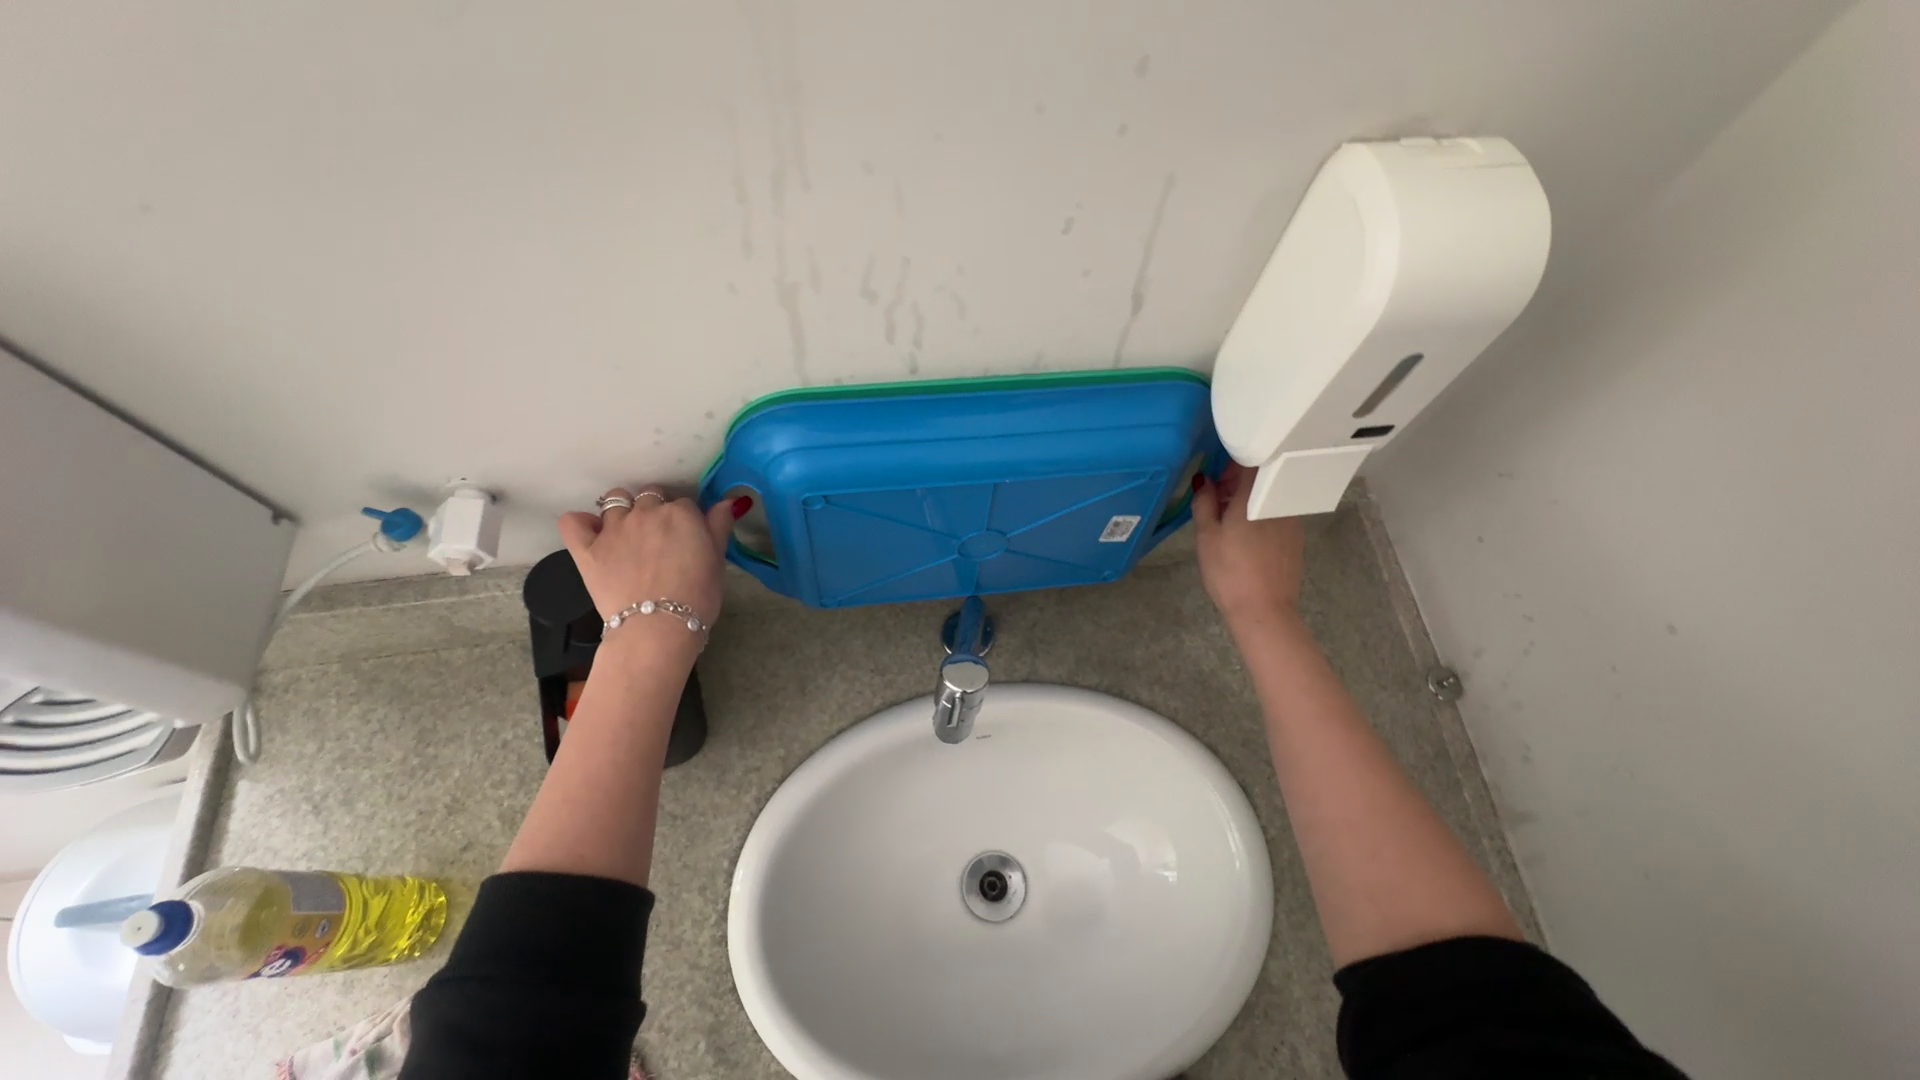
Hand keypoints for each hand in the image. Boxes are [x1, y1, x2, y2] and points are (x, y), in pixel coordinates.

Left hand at [557, 487, 747, 648]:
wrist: (658, 627)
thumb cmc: (697, 598)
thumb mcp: (718, 561)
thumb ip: (720, 526)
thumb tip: (729, 501)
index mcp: (681, 513)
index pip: (684, 504)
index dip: (686, 521)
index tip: (687, 540)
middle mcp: (646, 512)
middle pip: (650, 495)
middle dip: (656, 510)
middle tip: (660, 540)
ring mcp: (613, 528)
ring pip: (615, 500)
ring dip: (623, 511)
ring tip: (629, 535)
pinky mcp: (587, 548)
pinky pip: (573, 521)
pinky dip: (581, 523)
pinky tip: (591, 533)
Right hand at [1191, 463, 1305, 626]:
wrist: (1263, 609)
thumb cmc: (1228, 571)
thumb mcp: (1206, 535)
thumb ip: (1204, 502)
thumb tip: (1204, 481)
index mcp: (1254, 496)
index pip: (1249, 461)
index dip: (1230, 463)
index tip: (1215, 477)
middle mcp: (1278, 501)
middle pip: (1261, 477)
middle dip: (1237, 481)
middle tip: (1215, 499)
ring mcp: (1291, 519)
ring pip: (1268, 496)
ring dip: (1249, 499)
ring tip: (1228, 521)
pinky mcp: (1295, 536)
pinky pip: (1276, 513)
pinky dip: (1260, 514)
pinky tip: (1246, 537)